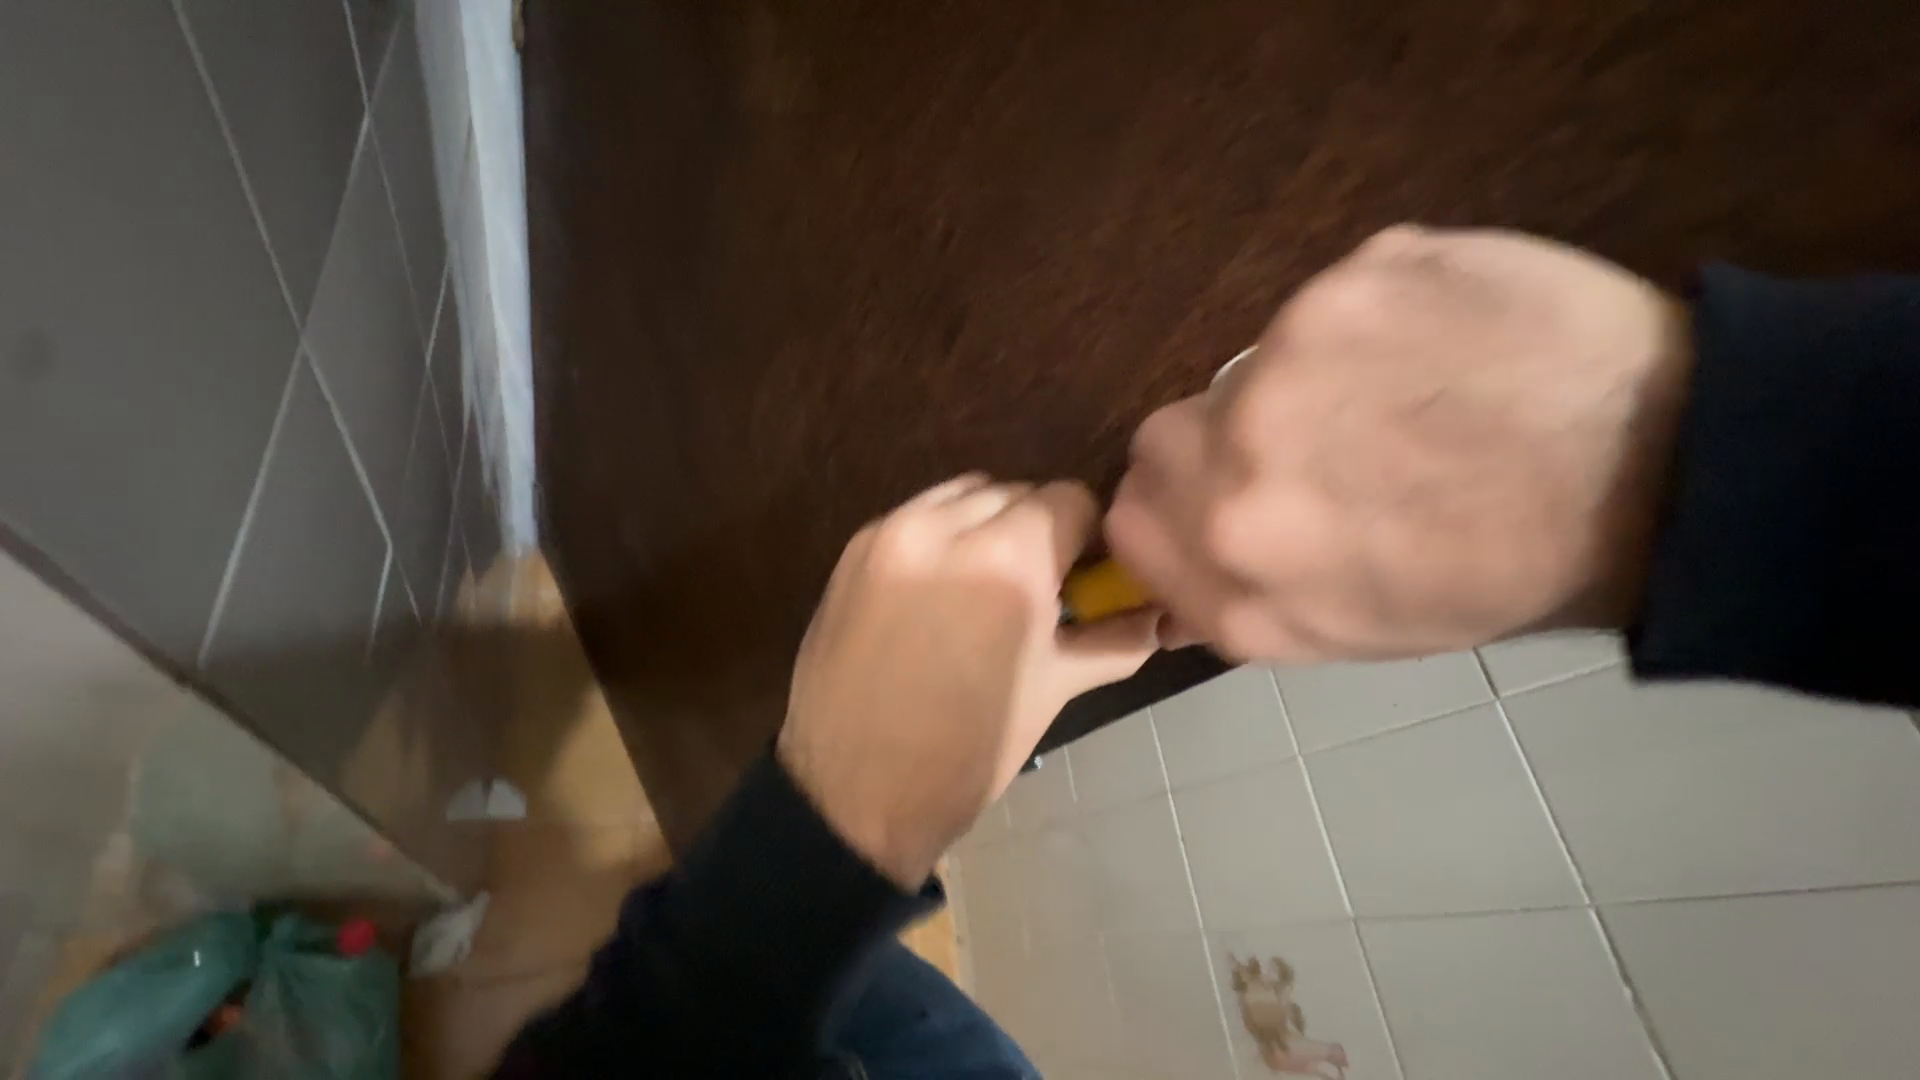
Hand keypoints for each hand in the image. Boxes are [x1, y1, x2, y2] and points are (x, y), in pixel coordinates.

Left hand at [778, 475, 1159, 886]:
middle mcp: (947, 526)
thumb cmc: (965, 754)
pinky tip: (939, 589)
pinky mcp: (853, 550)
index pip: (1071, 499)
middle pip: (1017, 492)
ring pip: (964, 495)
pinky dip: (941, 535)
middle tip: (1037, 588)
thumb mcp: (1052, 693)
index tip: (1083, 576)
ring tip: (984, 584)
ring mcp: (892, 532)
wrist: (849, 794)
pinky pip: (917, 516)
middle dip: (1038, 531)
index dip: (1087, 537)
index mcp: (1008, 559)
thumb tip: (1161, 617)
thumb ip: (1115, 640)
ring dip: (987, 524)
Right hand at [1106, 226, 1692, 662]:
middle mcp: (1238, 479)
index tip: (1216, 498)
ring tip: (1392, 403)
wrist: (1660, 476)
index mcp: (1238, 576)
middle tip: (1302, 448)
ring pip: (1239, 370)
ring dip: (1291, 387)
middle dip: (1214, 444)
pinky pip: (1315, 308)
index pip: (1128, 514)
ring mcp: (1286, 373)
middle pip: (1160, 434)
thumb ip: (1223, 600)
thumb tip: (1169, 564)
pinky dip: (1359, 326)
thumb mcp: (1335, 636)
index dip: (1169, 506)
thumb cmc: (1486, 578)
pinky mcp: (1346, 287)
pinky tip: (1433, 350)